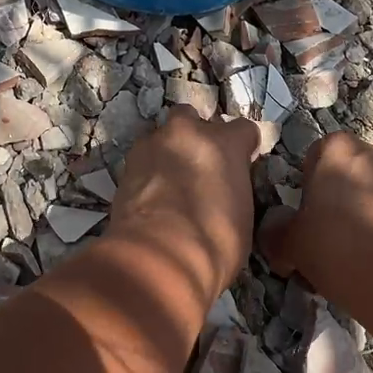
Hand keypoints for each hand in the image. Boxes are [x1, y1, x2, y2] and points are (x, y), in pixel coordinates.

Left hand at [108, 111, 260, 293]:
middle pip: (193, 118)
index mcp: (224, 143)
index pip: (243, 129)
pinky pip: (144, 156)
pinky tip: (151, 192)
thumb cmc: (214, 243)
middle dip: (196, 135)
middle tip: (200, 165)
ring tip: (170, 181)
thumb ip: (234, 186)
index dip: (244, 146)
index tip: (242, 163)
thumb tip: (224, 187)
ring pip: (163, 135)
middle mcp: (188, 131)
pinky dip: (149, 168)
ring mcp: (154, 142)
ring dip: (169, 151)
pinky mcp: (129, 159)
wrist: (159, 255)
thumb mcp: (242, 215)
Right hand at [261, 132, 372, 285]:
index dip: (306, 189)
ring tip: (354, 259)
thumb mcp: (292, 243)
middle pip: (346, 176)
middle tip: (327, 238)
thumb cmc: (338, 246)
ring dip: (363, 219)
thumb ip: (277, 234)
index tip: (305, 218)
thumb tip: (274, 238)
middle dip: (337, 202)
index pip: (313, 158)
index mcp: (336, 147)